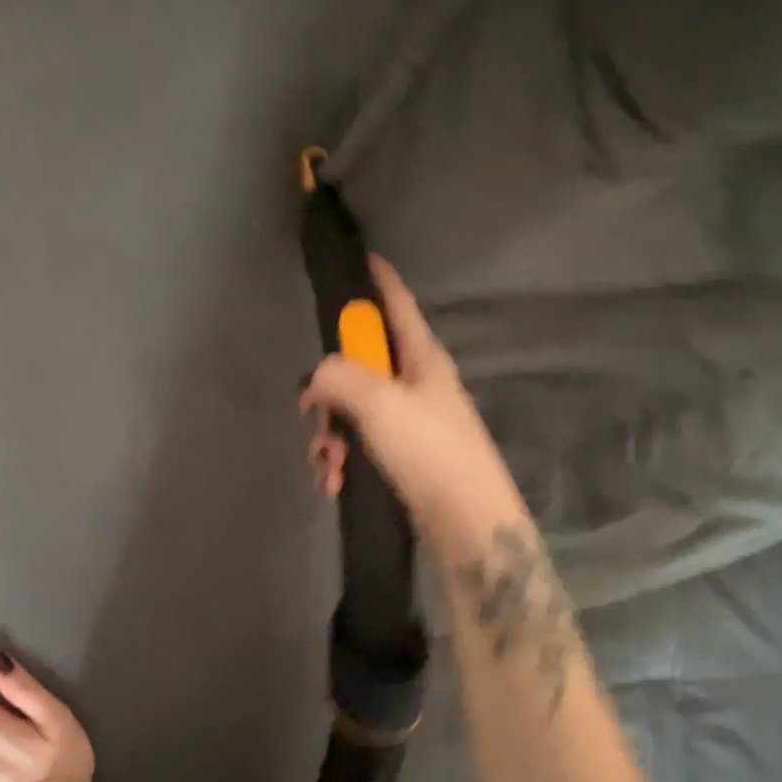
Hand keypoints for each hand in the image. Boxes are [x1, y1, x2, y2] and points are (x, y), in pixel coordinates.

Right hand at [301, 256, 517, 545]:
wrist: (467, 525)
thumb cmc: (430, 453)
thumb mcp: (379, 404)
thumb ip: (339, 377)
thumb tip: (316, 379)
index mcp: (423, 360)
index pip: (398, 306)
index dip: (379, 281)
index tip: (363, 256)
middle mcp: (418, 385)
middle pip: (360, 366)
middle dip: (328, 392)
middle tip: (314, 418)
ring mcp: (412, 423)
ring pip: (352, 411)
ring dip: (330, 436)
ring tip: (328, 467)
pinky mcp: (404, 458)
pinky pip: (359, 445)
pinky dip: (341, 461)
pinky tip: (334, 482)